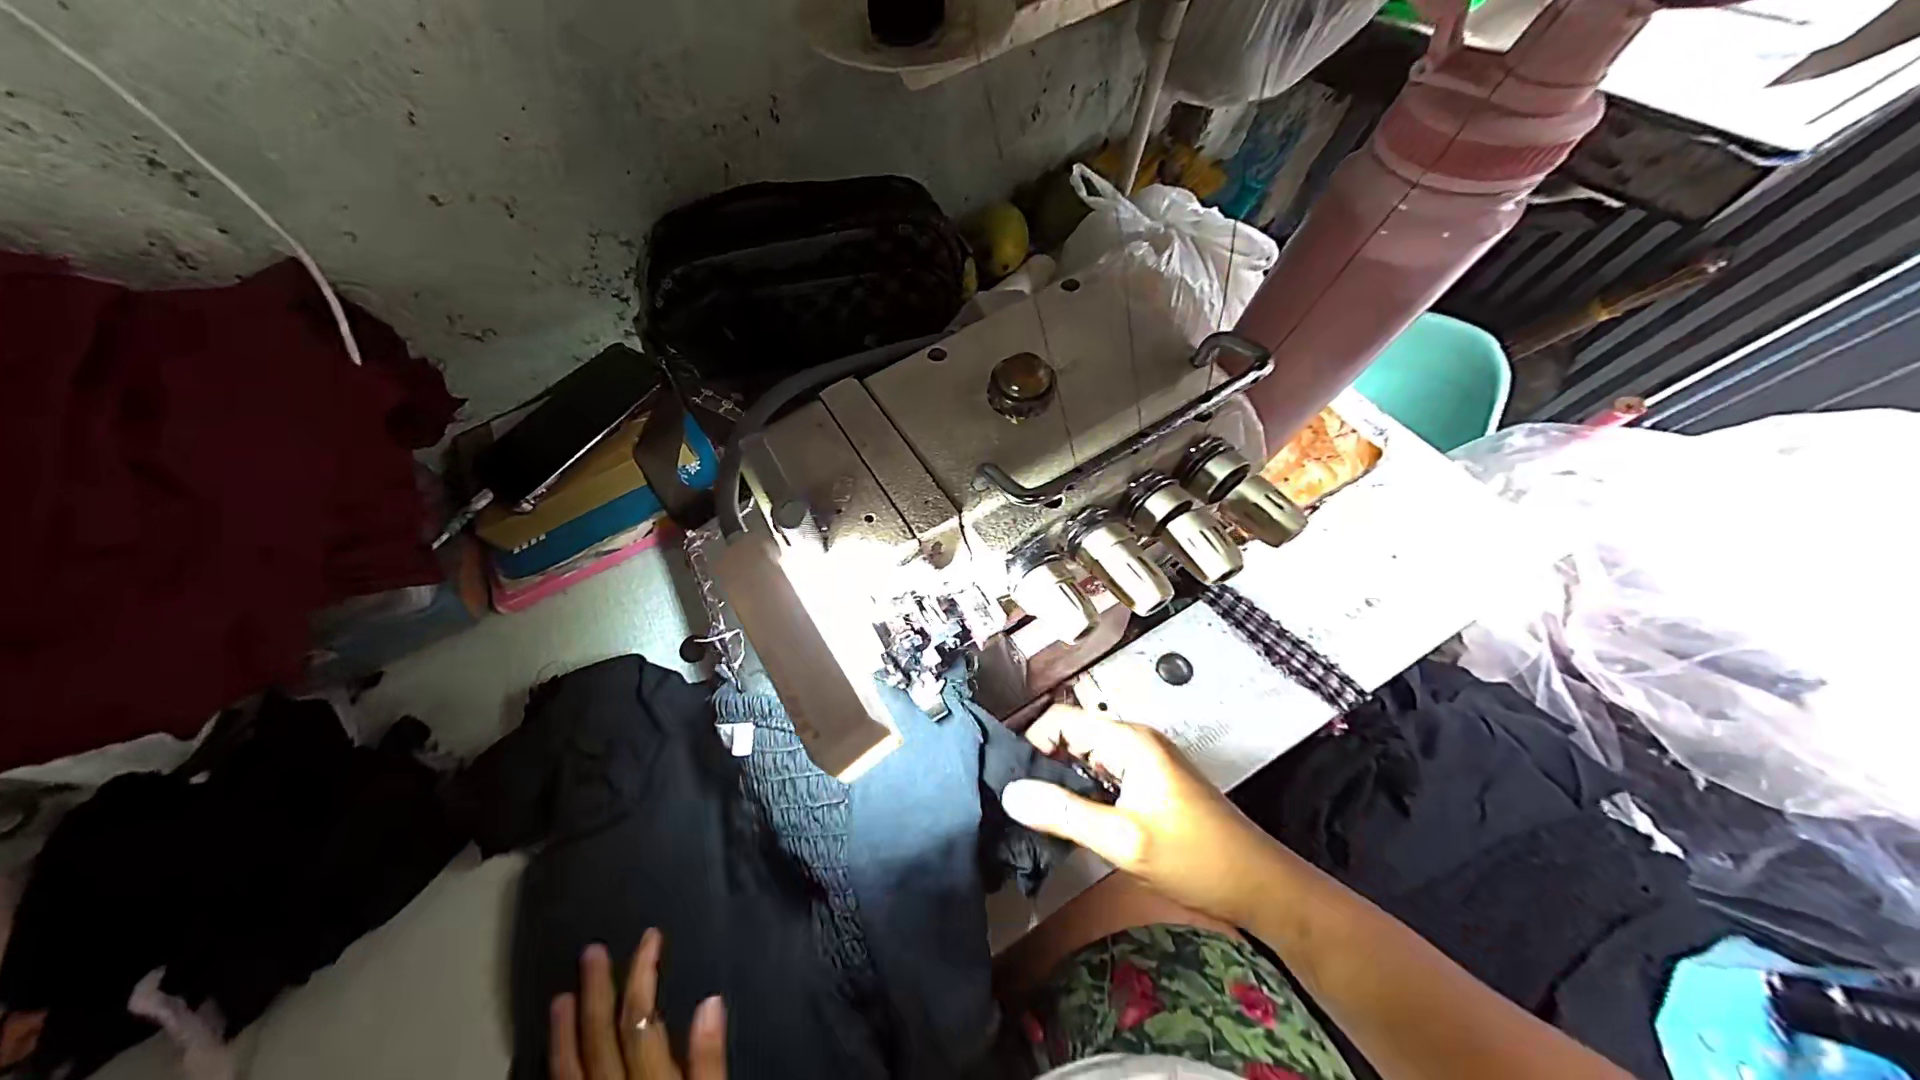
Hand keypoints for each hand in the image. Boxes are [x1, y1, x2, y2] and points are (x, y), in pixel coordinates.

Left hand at [549, 929, 725, 1079]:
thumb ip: (709, 1058)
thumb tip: (711, 1001)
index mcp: (651, 1079)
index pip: (640, 1019)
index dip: (642, 975)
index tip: (650, 938)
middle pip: (602, 1037)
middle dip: (598, 991)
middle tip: (592, 951)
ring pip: (571, 1066)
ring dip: (565, 1030)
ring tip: (562, 997)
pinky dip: (556, 1061)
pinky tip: (555, 1047)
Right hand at [1002, 703, 1288, 926]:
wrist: (1259, 886)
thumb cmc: (1197, 859)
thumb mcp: (1125, 841)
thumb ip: (1065, 814)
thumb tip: (1012, 793)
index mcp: (1129, 740)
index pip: (1061, 719)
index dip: (1031, 745)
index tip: (1015, 784)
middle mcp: (1135, 740)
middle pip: (1071, 735)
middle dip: (1043, 764)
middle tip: (1024, 805)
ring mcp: (1144, 761)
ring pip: (1085, 756)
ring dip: (1062, 781)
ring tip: (1042, 816)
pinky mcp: (1149, 782)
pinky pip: (1102, 774)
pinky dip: (1082, 792)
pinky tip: (1074, 821)